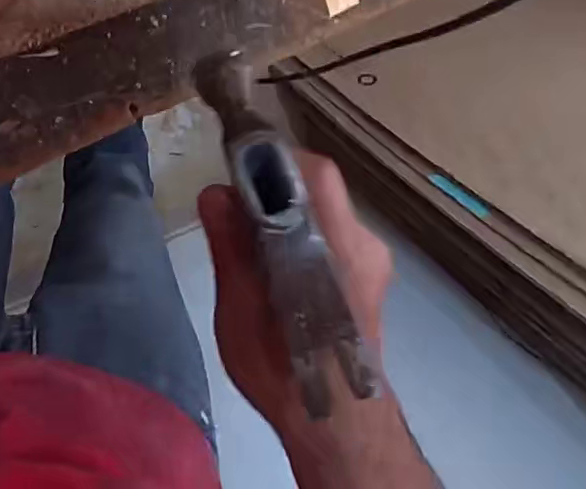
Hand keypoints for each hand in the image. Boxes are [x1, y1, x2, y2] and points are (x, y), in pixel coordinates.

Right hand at [198, 150, 394, 431]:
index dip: (278, 160)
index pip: (318, 173)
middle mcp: (364, 243)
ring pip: (325, 208)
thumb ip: (230, 246)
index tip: (243, 166)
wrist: (338, 426)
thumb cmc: (284, 372)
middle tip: (240, 204)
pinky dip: (305, 229)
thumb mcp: (241, 312)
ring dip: (290, 209)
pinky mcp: (372, 272)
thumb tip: (213, 192)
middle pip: (320, 188)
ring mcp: (373, 257)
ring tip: (255, 234)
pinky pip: (334, 230)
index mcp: (338, 247)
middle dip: (277, 186)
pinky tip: (282, 259)